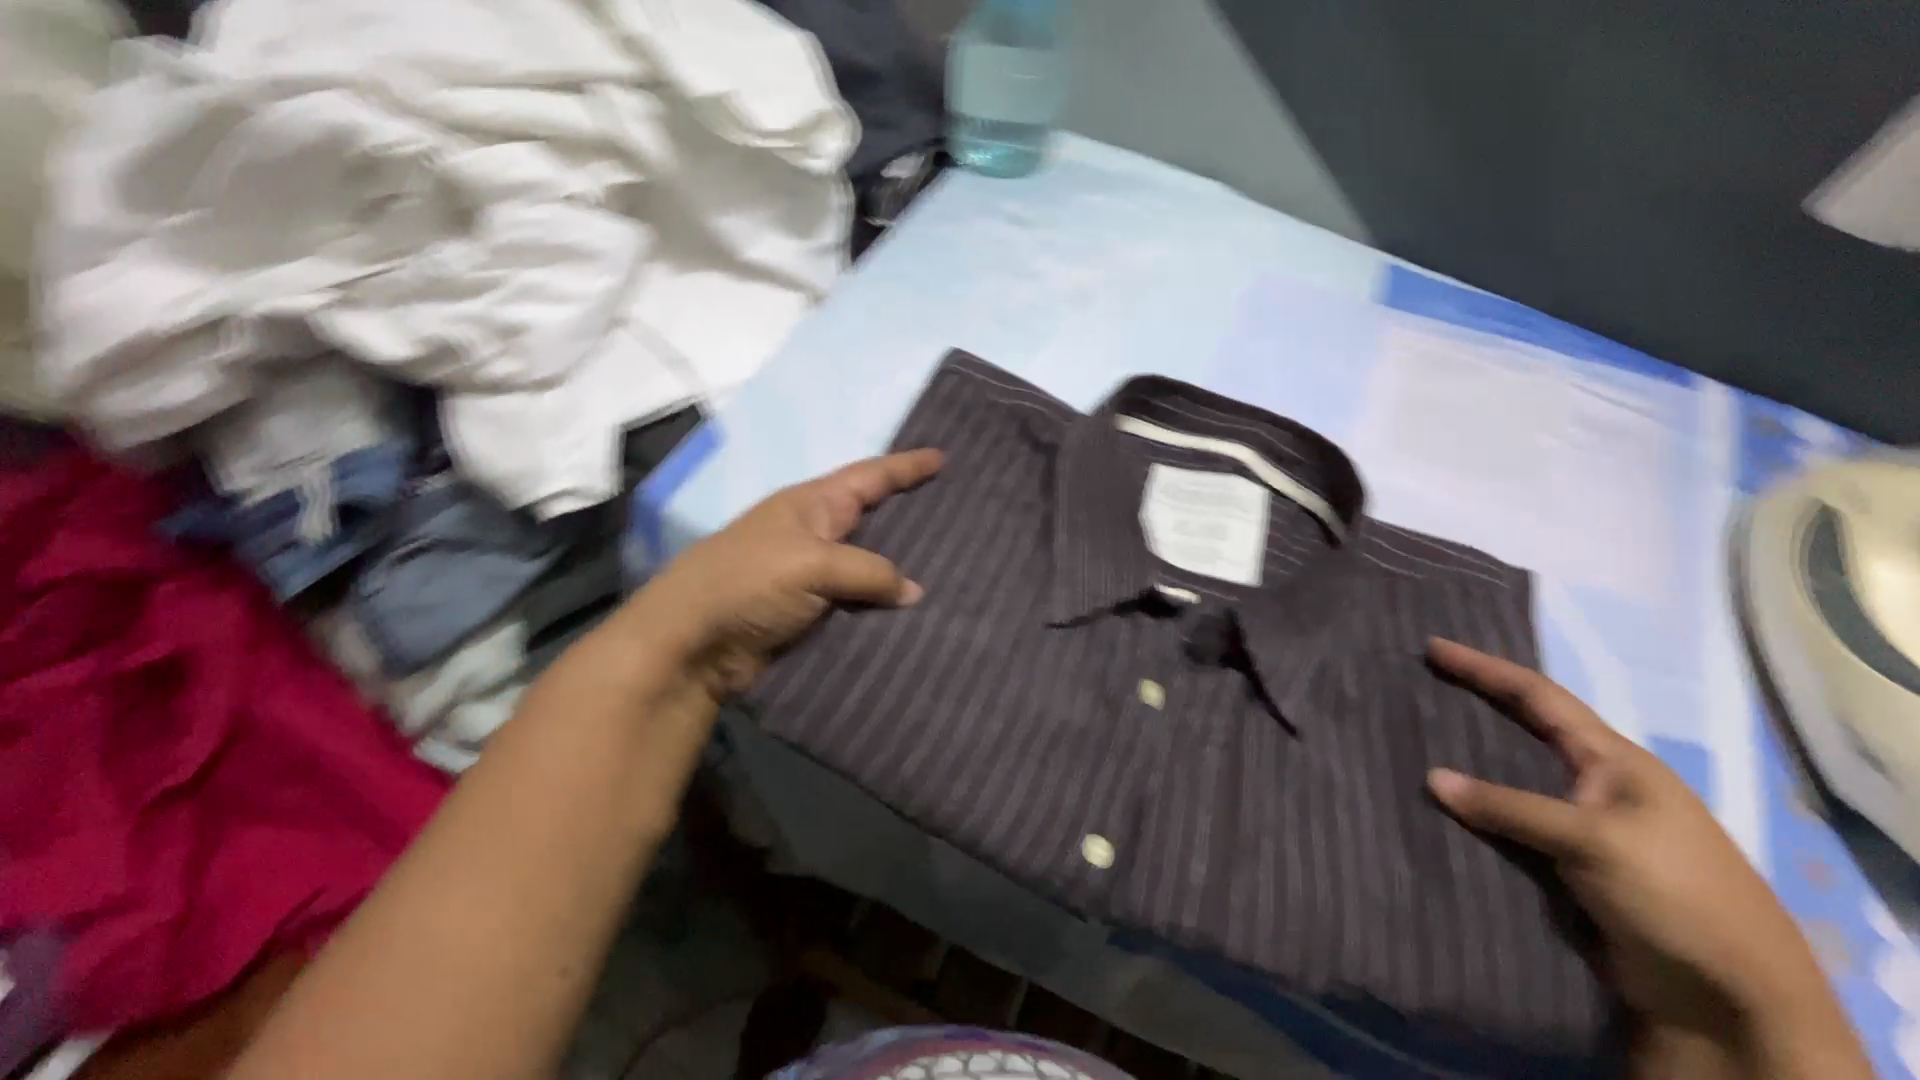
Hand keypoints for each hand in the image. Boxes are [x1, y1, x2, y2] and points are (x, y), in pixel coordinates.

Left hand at [635, 449, 942, 698]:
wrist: (693, 643)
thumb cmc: (749, 582)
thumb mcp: (813, 564)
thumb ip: (870, 572)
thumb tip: (914, 591)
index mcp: (812, 505)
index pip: (869, 477)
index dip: (905, 467)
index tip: (943, 458)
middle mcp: (815, 535)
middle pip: (874, 521)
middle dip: (912, 517)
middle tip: (961, 517)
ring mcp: (812, 577)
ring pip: (870, 568)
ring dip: (903, 572)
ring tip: (955, 571)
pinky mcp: (811, 615)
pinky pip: (860, 606)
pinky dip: (885, 610)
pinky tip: (919, 616)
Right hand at [1423, 639, 1870, 1077]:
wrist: (1728, 996)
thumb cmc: (1674, 894)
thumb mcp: (1593, 840)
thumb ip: (1509, 807)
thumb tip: (1431, 778)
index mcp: (1614, 762)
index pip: (1538, 698)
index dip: (1485, 670)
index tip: (1434, 648)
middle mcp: (1596, 788)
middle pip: (1523, 736)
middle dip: (1473, 711)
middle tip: (1416, 693)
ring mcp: (1583, 832)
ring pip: (1510, 787)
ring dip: (1467, 770)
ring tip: (1410, 750)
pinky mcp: (1570, 874)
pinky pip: (1509, 835)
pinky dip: (1474, 821)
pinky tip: (1438, 817)